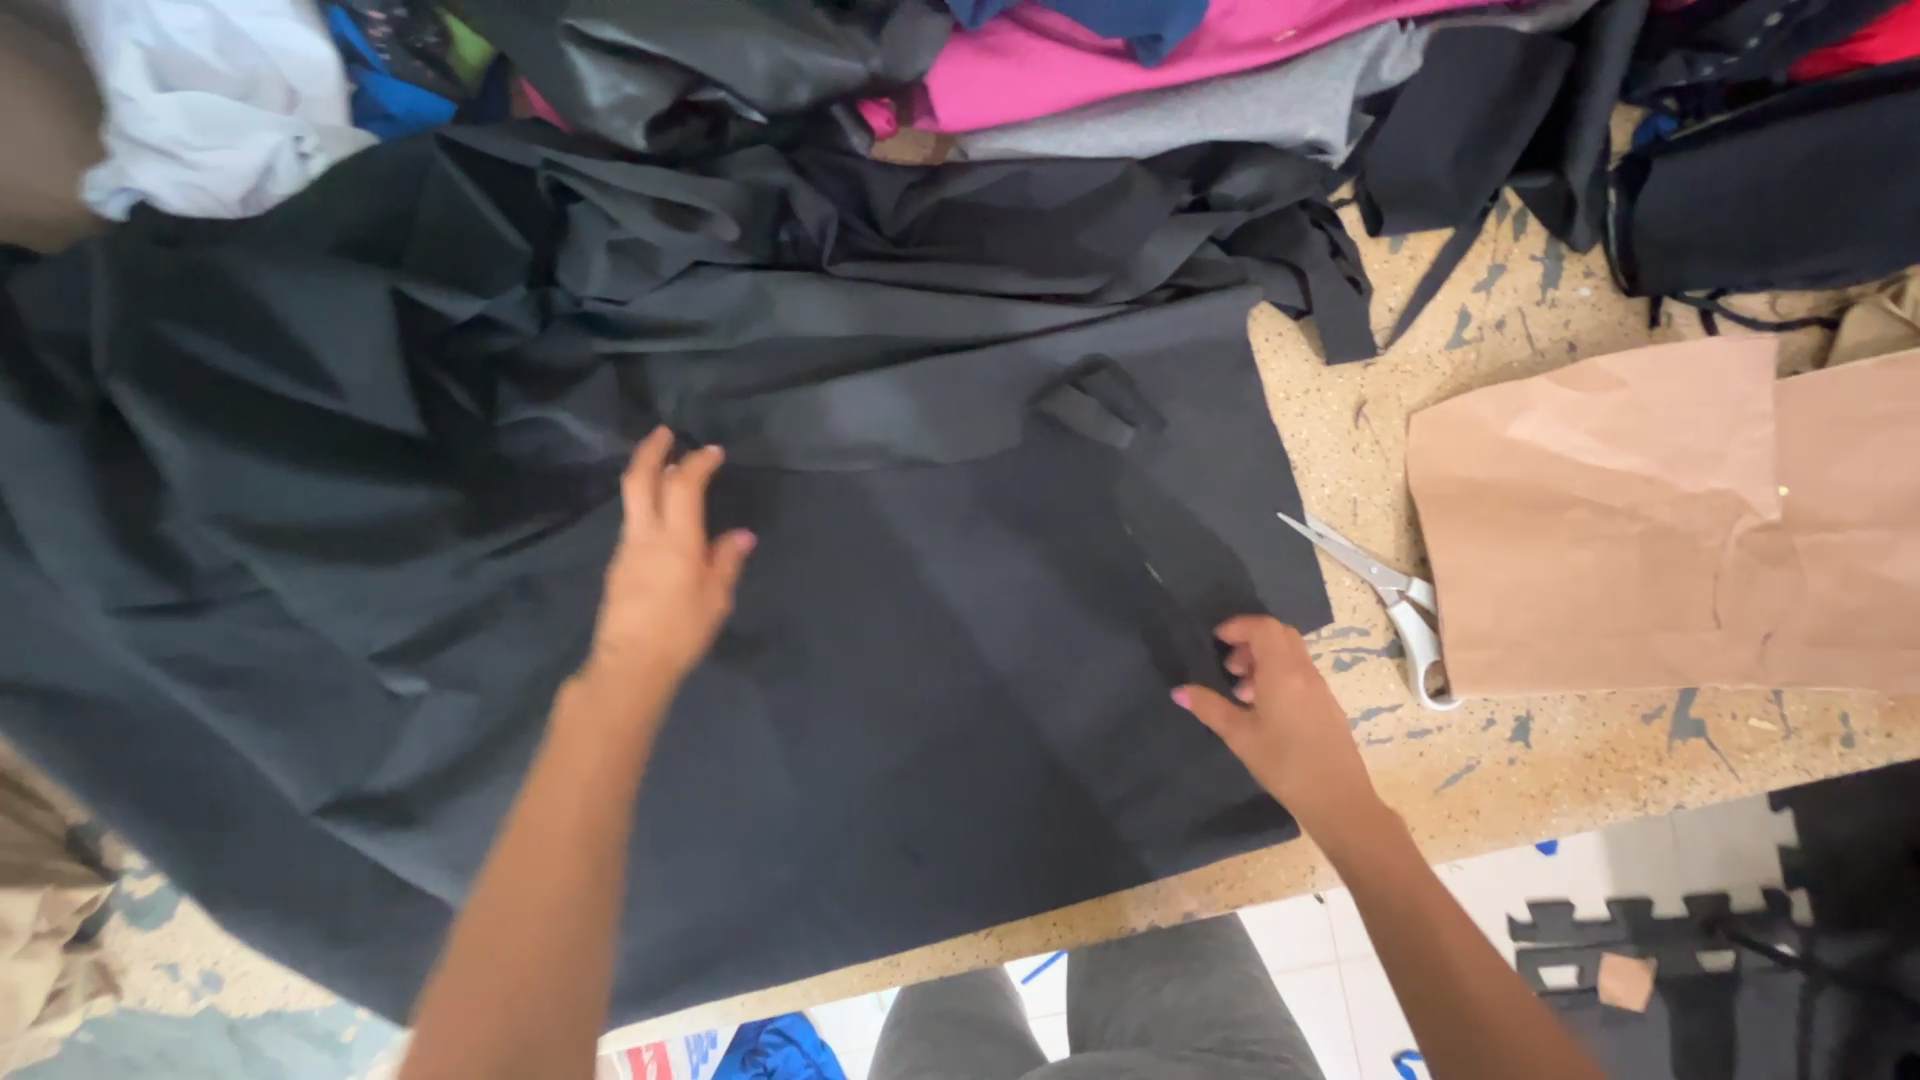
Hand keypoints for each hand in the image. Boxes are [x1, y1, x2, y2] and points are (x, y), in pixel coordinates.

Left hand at [580, 427, 755, 703]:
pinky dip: (648, 507)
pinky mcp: (619, 567)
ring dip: (649, 478)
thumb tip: (740, 535)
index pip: (685, 486)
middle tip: (665, 432)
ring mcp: (627, 550)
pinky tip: (662, 520)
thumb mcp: (717, 599)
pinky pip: (634, 525)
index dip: (698, 463)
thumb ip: (727, 561)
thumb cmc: (681, 632)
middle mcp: (646, 536)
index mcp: (677, 540)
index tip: (713, 452)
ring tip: (669, 471)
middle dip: (653, 451)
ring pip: (633, 501)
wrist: (630, 665)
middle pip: (642, 480)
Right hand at [1173, 616, 1382, 834]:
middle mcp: (1305, 673)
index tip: (1216, 641)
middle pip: (1280, 634)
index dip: (1238, 626)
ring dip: (1264, 659)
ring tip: (1242, 691)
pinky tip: (1263, 709)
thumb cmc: (1284, 765)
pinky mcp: (1327, 705)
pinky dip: (1278, 675)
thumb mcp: (1239, 737)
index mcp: (1283, 674)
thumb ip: (1209, 708)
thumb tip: (1179, 691)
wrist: (1339, 800)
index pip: (1263, 628)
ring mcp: (1320, 688)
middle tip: (1229, 666)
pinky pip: (1300, 673)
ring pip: (1291, 654)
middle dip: (1250, 640)